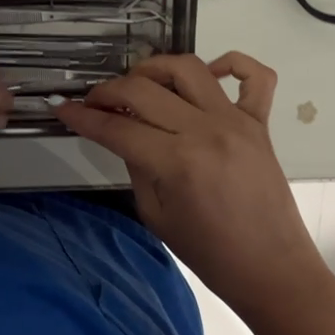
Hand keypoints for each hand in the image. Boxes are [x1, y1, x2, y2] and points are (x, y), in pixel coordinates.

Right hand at [55, 53, 315, 310]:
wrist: (271, 270)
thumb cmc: (209, 254)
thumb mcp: (155, 215)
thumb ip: (136, 166)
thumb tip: (120, 133)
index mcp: (177, 162)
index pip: (117, 127)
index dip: (83, 117)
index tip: (63, 109)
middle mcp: (206, 131)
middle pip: (144, 90)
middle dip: (108, 90)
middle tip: (95, 103)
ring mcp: (237, 122)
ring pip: (189, 68)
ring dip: (154, 68)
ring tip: (139, 84)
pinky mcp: (260, 123)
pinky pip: (255, 76)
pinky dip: (232, 64)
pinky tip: (208, 76)